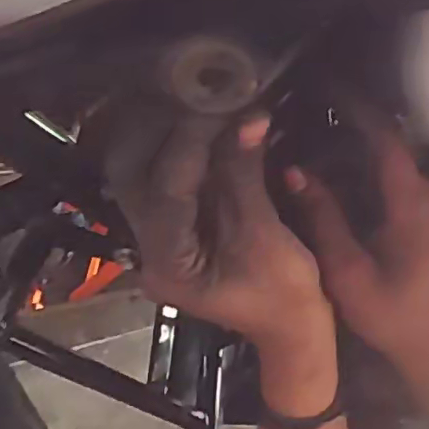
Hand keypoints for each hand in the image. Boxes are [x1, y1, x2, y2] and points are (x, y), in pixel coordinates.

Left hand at [103, 102, 334, 407]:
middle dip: (164, 132)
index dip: (190, 144)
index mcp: (168, 265)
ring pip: (145, 173)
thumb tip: (248, 118)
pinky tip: (206, 126)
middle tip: (199, 97)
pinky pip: (167, 179)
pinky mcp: (176, 228)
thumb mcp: (266, 237)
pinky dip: (184, 151)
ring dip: (170, 136)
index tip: (218, 107)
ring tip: (203, 103)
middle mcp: (149, 251)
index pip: (166, 191)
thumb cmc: (285, 298)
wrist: (293, 331)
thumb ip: (246, 176)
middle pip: (136, 176)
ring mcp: (159, 239)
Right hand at [287, 105, 428, 370]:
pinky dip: (366, 163)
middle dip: (351, 123)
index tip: (327, 89)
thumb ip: (324, 218)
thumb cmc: (388, 312)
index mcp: (413, 206)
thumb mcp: (347, 270)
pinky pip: (394, 174)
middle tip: (308, 111)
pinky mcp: (426, 211)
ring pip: (391, 158)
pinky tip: (336, 166)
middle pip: (390, 144)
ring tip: (315, 132)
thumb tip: (296, 171)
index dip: (360, 112)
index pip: (389, 142)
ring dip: (357, 144)